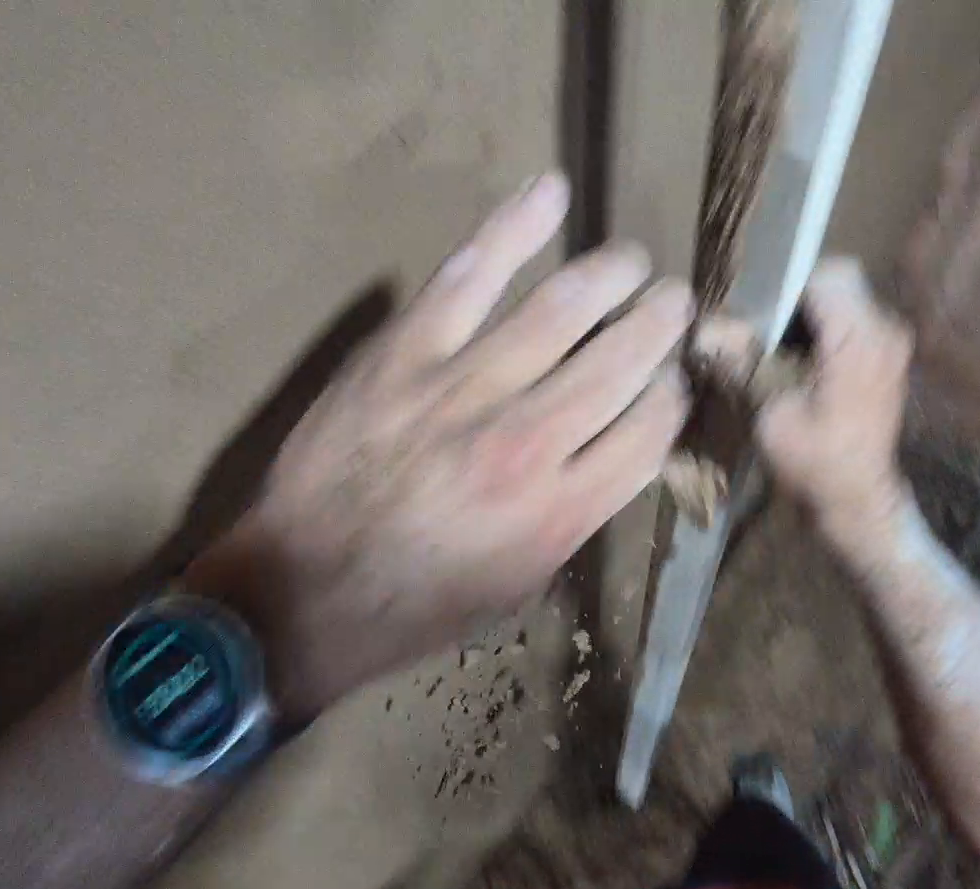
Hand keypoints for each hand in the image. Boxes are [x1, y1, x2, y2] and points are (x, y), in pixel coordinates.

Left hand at [187, 173, 691, 715]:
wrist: (305, 589)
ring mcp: (464, 389)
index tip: (669, 384)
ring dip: (611, 275)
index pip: (651, 427)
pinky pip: (469, 277)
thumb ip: (572, 516)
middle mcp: (527, 441)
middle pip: (622, 361)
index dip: (672, 397)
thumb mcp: (519, 584)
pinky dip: (512, 230)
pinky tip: (550, 193)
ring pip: (562, 310)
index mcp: (561, 509)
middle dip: (660, 325)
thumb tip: (606, 455)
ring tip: (633, 262)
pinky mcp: (405, 353)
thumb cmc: (417, 605)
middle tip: (674, 304)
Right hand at [755, 257, 915, 536]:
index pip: (827, 276)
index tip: (761, 320)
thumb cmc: (815, 462)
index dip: (788, 289)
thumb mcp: (771, 414)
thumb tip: (704, 331)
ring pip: (846, 298)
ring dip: (810, 316)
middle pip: (839, 281)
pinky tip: (801, 364)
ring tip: (780, 351)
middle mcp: (885, 330)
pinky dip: (824, 331)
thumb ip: (743, 364)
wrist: (856, 499)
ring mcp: (891, 341)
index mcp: (860, 339)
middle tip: (766, 335)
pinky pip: (853, 320)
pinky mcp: (887, 355)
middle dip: (798, 300)